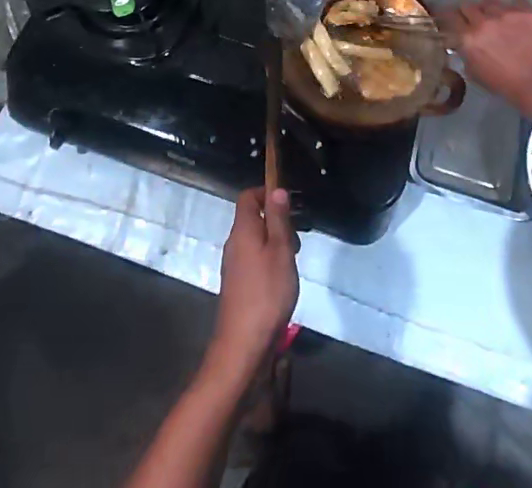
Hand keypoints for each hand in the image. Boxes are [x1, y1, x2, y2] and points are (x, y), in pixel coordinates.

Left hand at [209, 188, 298, 377]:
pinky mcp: (239, 283)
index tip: (289, 203)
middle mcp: (234, 243)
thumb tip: (276, 189)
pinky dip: (271, 260)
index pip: (247, 197)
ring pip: (256, 240)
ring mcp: (235, 265)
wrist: (244, 343)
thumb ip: (279, 220)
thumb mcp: (281, 251)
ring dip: (276, 243)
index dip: (266, 192)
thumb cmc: (267, 292)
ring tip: (294, 261)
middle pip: (253, 218)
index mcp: (242, 230)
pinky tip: (284, 279)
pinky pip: (255, 259)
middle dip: (277, 221)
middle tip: (297, 238)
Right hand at [442, 0, 531, 107]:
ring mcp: (506, 14)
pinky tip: (517, 21)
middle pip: (467, 5)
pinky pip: (514, 3)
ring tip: (497, 20)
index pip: (449, 16)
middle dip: (469, 13)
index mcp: (467, 37)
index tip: (449, 20)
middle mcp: (483, 21)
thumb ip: (464, 51)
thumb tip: (462, 42)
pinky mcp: (526, 12)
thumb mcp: (473, 71)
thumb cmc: (504, 84)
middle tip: (474, 22)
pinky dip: (513, 10)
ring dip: (489, 10)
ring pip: (489, 1)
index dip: (448, 17)